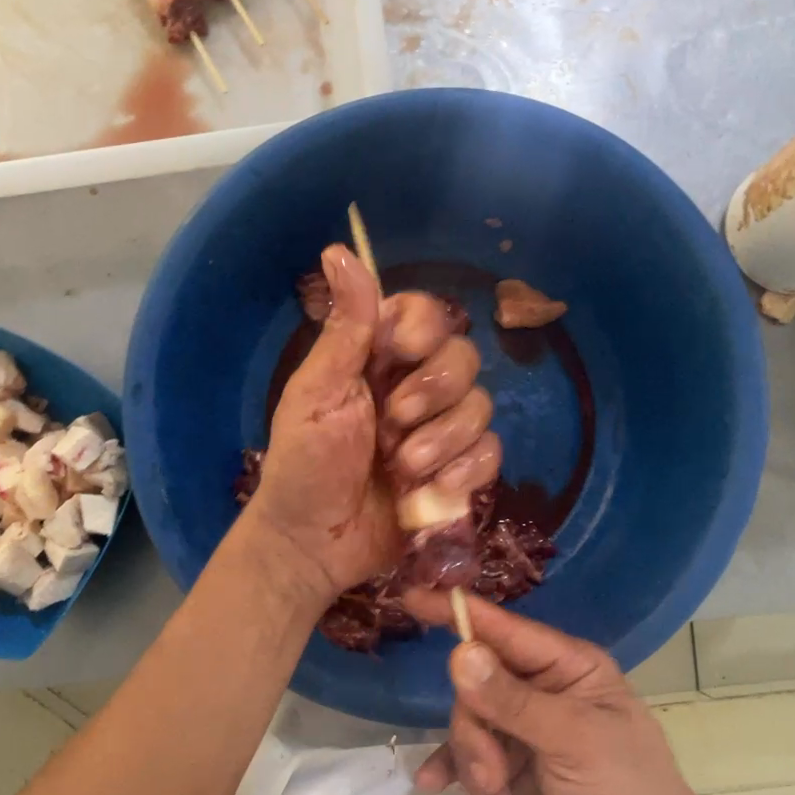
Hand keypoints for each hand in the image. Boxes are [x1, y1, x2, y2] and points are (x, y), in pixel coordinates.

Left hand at [245, 245, 494, 598]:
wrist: (313, 544)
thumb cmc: (304, 466)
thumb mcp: (316, 394)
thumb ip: (343, 329)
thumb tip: (340, 249)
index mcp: (376, 360)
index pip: (425, 315)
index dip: (422, 329)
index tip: (397, 353)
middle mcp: (414, 388)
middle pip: (463, 358)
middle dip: (433, 394)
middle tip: (392, 426)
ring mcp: (439, 432)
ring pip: (481, 407)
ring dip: (443, 440)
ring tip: (401, 469)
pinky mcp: (456, 473)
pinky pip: (490, 454)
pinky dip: (466, 471)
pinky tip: (433, 489)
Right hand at [407, 591, 718, 794]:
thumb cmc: (628, 791)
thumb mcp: (573, 741)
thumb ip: (512, 701)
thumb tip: (459, 653)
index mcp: (568, 666)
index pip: (504, 629)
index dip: (457, 613)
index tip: (410, 597)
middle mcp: (543, 688)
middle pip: (476, 686)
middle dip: (475, 732)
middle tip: (491, 773)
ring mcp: (526, 727)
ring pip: (469, 723)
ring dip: (474, 763)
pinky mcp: (514, 764)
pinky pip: (470, 757)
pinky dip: (461, 775)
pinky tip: (442, 790)